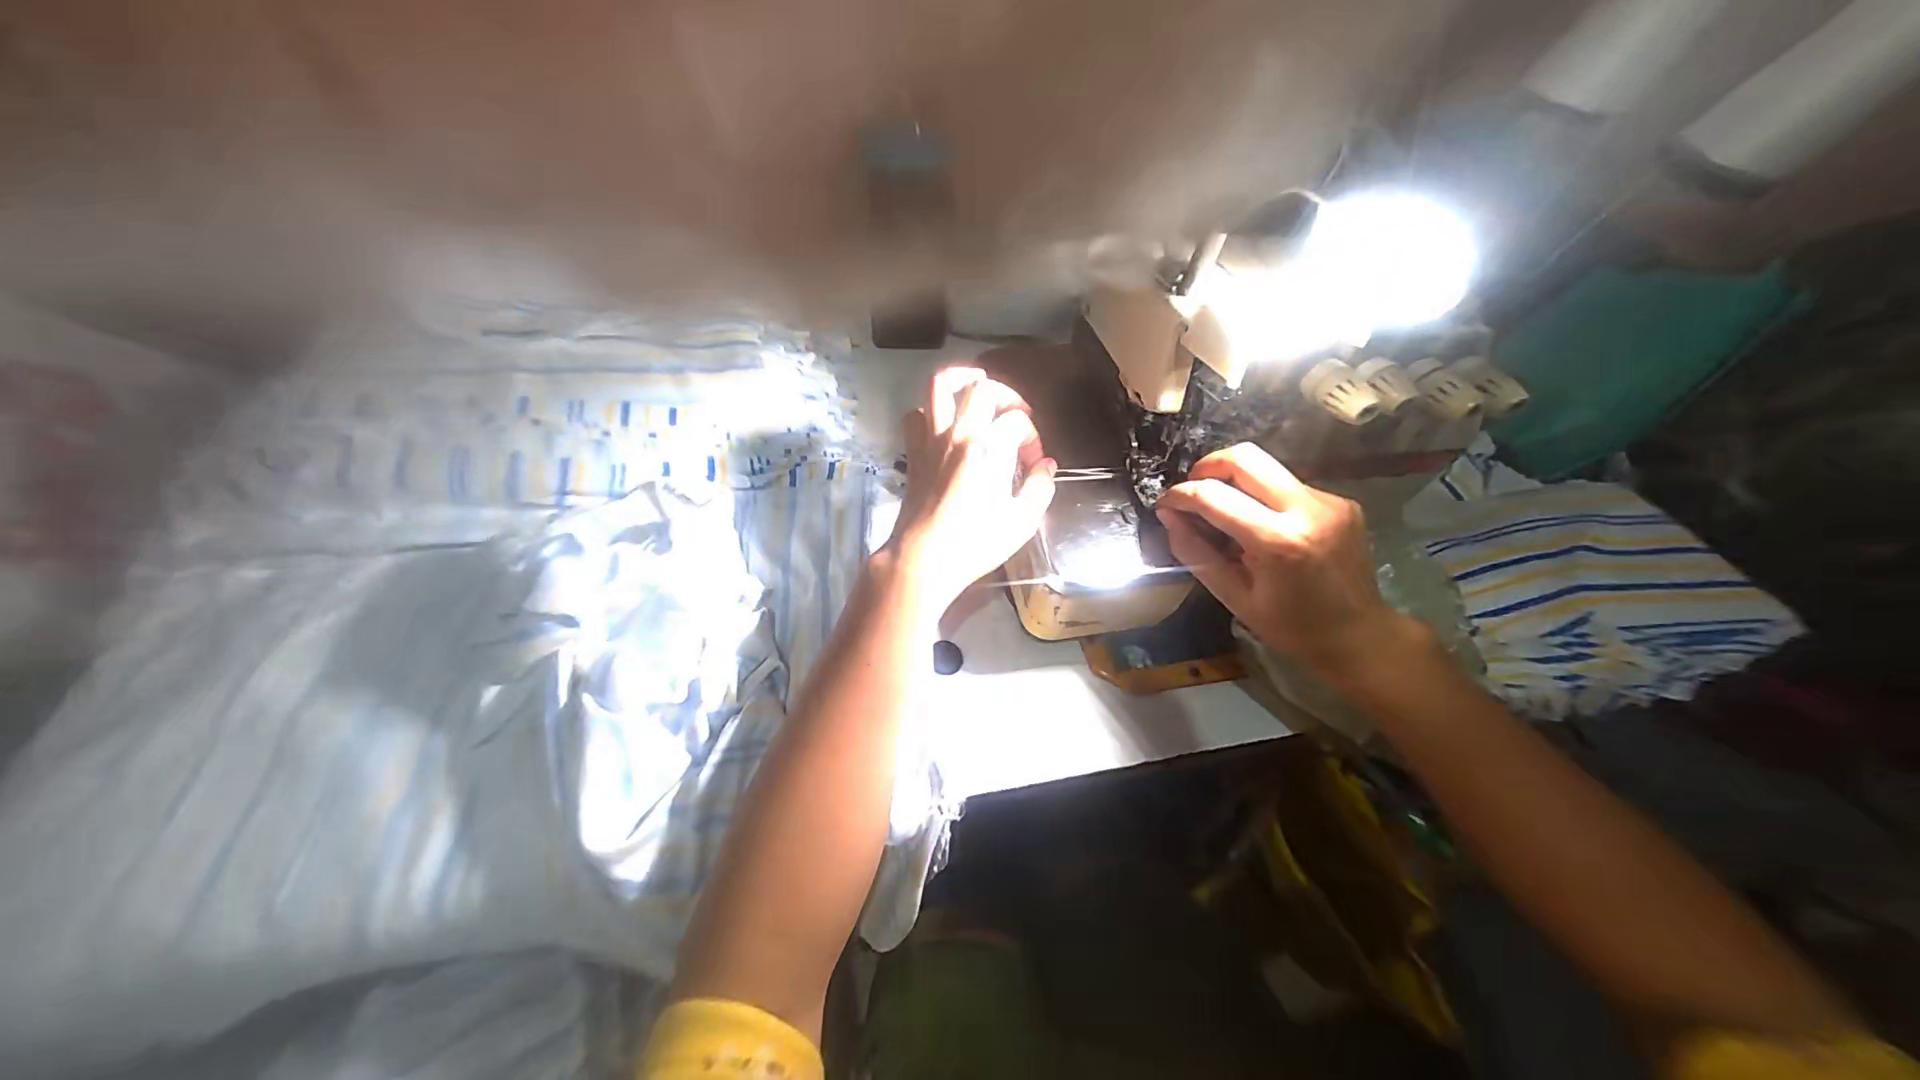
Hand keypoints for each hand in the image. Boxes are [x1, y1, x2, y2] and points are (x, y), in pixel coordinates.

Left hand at [886, 367, 1056, 609]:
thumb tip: (1045, 465)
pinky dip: (929, 411)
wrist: (923, 558)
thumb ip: (1040, 487)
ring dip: (961, 378)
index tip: (1033, 464)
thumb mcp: (1022, 521)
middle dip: (1007, 395)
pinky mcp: (913, 453)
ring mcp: (931, 441)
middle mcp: (958, 434)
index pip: (1018, 421)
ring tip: (976, 385)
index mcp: (989, 448)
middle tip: (1016, 414)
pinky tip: (942, 424)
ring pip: (939, 386)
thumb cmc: (974, 543)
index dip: (1032, 437)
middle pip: (983, 389)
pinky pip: (915, 416)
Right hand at [1155, 442, 1412, 682]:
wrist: (1359, 635)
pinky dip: (1263, 498)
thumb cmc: (1291, 627)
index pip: (1214, 497)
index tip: (1165, 503)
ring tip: (1223, 513)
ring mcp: (1328, 501)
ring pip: (1267, 469)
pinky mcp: (1340, 501)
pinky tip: (1262, 526)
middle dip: (1207, 466)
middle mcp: (1307, 509)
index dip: (1180, 495)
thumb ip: (1196, 553)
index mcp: (1277, 541)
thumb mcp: (1234, 597)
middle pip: (1245, 458)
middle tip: (1191, 490)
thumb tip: (1169, 517)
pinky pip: (1288, 486)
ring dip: (1236, 483)